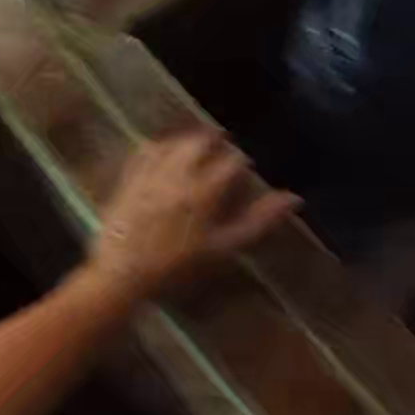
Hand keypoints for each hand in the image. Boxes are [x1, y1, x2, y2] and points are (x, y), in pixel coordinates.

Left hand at [88, 129, 299, 300]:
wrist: (121, 273)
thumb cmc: (175, 266)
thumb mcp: (222, 248)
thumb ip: (257, 221)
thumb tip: (294, 198)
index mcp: (204, 190)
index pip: (233, 161)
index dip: (242, 164)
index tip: (244, 171)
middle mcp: (177, 174)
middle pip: (200, 142)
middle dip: (215, 142)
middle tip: (222, 148)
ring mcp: (148, 176)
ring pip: (171, 143)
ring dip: (186, 141)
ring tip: (195, 147)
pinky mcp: (126, 182)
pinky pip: (141, 154)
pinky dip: (155, 147)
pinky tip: (160, 152)